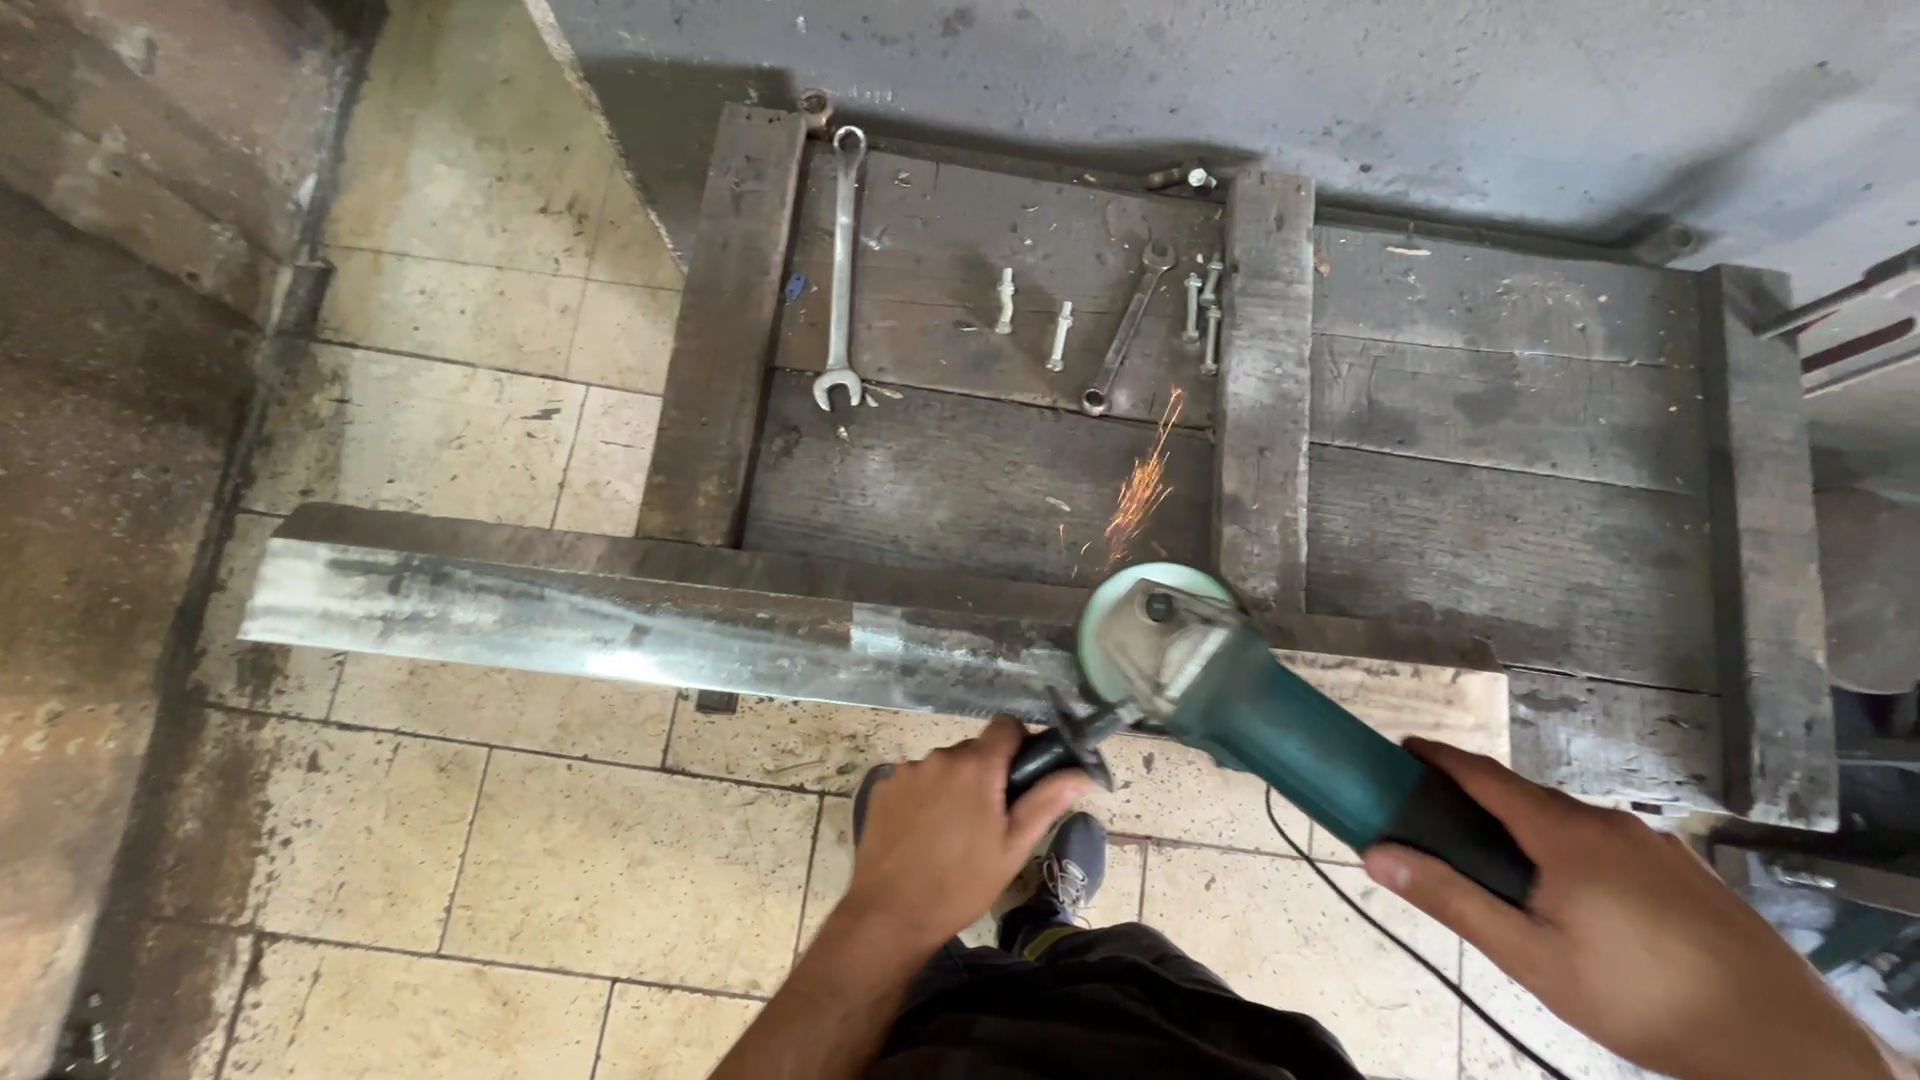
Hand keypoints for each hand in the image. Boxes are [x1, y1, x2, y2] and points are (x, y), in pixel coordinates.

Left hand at [841, 715, 1093, 951]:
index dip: (1020, 743)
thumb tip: (1081, 773)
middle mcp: (939, 756)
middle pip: (974, 749)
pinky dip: (926, 796)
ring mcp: (906, 771)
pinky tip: (924, 832)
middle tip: (990, 817)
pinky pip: (916, 779)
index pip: (1006, 725)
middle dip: (987, 773)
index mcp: (976, 765)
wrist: (891, 913)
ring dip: (955, 784)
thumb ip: (1046, 801)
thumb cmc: (962, 882)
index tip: (1022, 775)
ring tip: (954, 831)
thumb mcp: (1013, 847)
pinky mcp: (883, 788)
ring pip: (944, 766)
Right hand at [1363, 738, 1897, 1079]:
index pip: (1486, 774)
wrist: (1784, 1047)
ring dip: (1529, 827)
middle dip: (1479, 797)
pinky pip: (1612, 843)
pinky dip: (1574, 848)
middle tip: (1442, 821)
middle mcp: (1611, 822)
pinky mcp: (1690, 871)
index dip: (1440, 756)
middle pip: (1528, 795)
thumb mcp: (1529, 956)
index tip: (1403, 749)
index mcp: (1566, 833)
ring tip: (1508, 869)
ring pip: (1573, 821)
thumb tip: (1377, 855)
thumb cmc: (1635, 996)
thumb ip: (1451, 899)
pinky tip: (1582, 898)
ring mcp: (1658, 844)